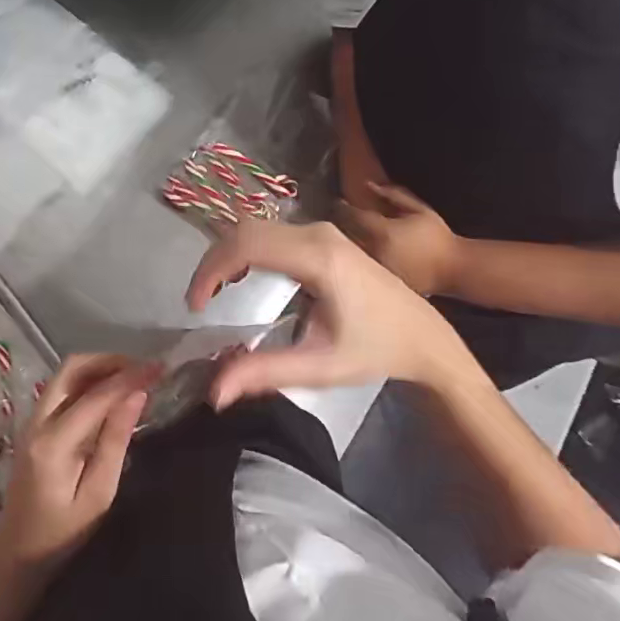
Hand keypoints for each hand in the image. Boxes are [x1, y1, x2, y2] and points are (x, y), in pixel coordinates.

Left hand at [0, 355, 156, 570]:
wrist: (19, 560)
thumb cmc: (63, 537)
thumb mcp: (99, 494)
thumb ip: (116, 441)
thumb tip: (137, 395)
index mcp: (53, 441)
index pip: (96, 394)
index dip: (130, 377)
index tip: (161, 368)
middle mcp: (36, 423)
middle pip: (71, 370)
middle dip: (110, 361)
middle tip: (145, 369)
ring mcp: (31, 424)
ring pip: (65, 378)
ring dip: (99, 370)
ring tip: (135, 378)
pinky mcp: (34, 431)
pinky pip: (62, 393)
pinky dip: (88, 384)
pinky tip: (112, 396)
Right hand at [185, 220, 486, 407]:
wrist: (424, 336)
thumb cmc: (375, 351)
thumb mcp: (319, 366)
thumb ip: (265, 374)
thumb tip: (215, 392)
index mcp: (319, 260)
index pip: (246, 246)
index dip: (210, 271)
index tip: (195, 306)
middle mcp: (319, 235)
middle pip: (246, 231)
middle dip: (213, 263)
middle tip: (198, 301)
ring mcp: (323, 231)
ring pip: (256, 228)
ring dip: (227, 256)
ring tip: (213, 293)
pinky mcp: (324, 237)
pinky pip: (272, 233)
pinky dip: (246, 252)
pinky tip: (241, 278)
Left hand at [337, 182, 466, 293]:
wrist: (453, 268)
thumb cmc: (437, 236)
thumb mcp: (419, 210)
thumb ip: (394, 195)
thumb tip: (369, 185)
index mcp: (383, 232)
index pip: (353, 217)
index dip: (343, 207)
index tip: (338, 201)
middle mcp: (374, 251)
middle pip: (346, 234)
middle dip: (340, 223)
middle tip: (338, 215)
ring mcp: (374, 268)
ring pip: (350, 251)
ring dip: (345, 240)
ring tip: (344, 231)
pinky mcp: (378, 281)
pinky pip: (359, 266)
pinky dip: (355, 257)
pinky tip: (355, 251)